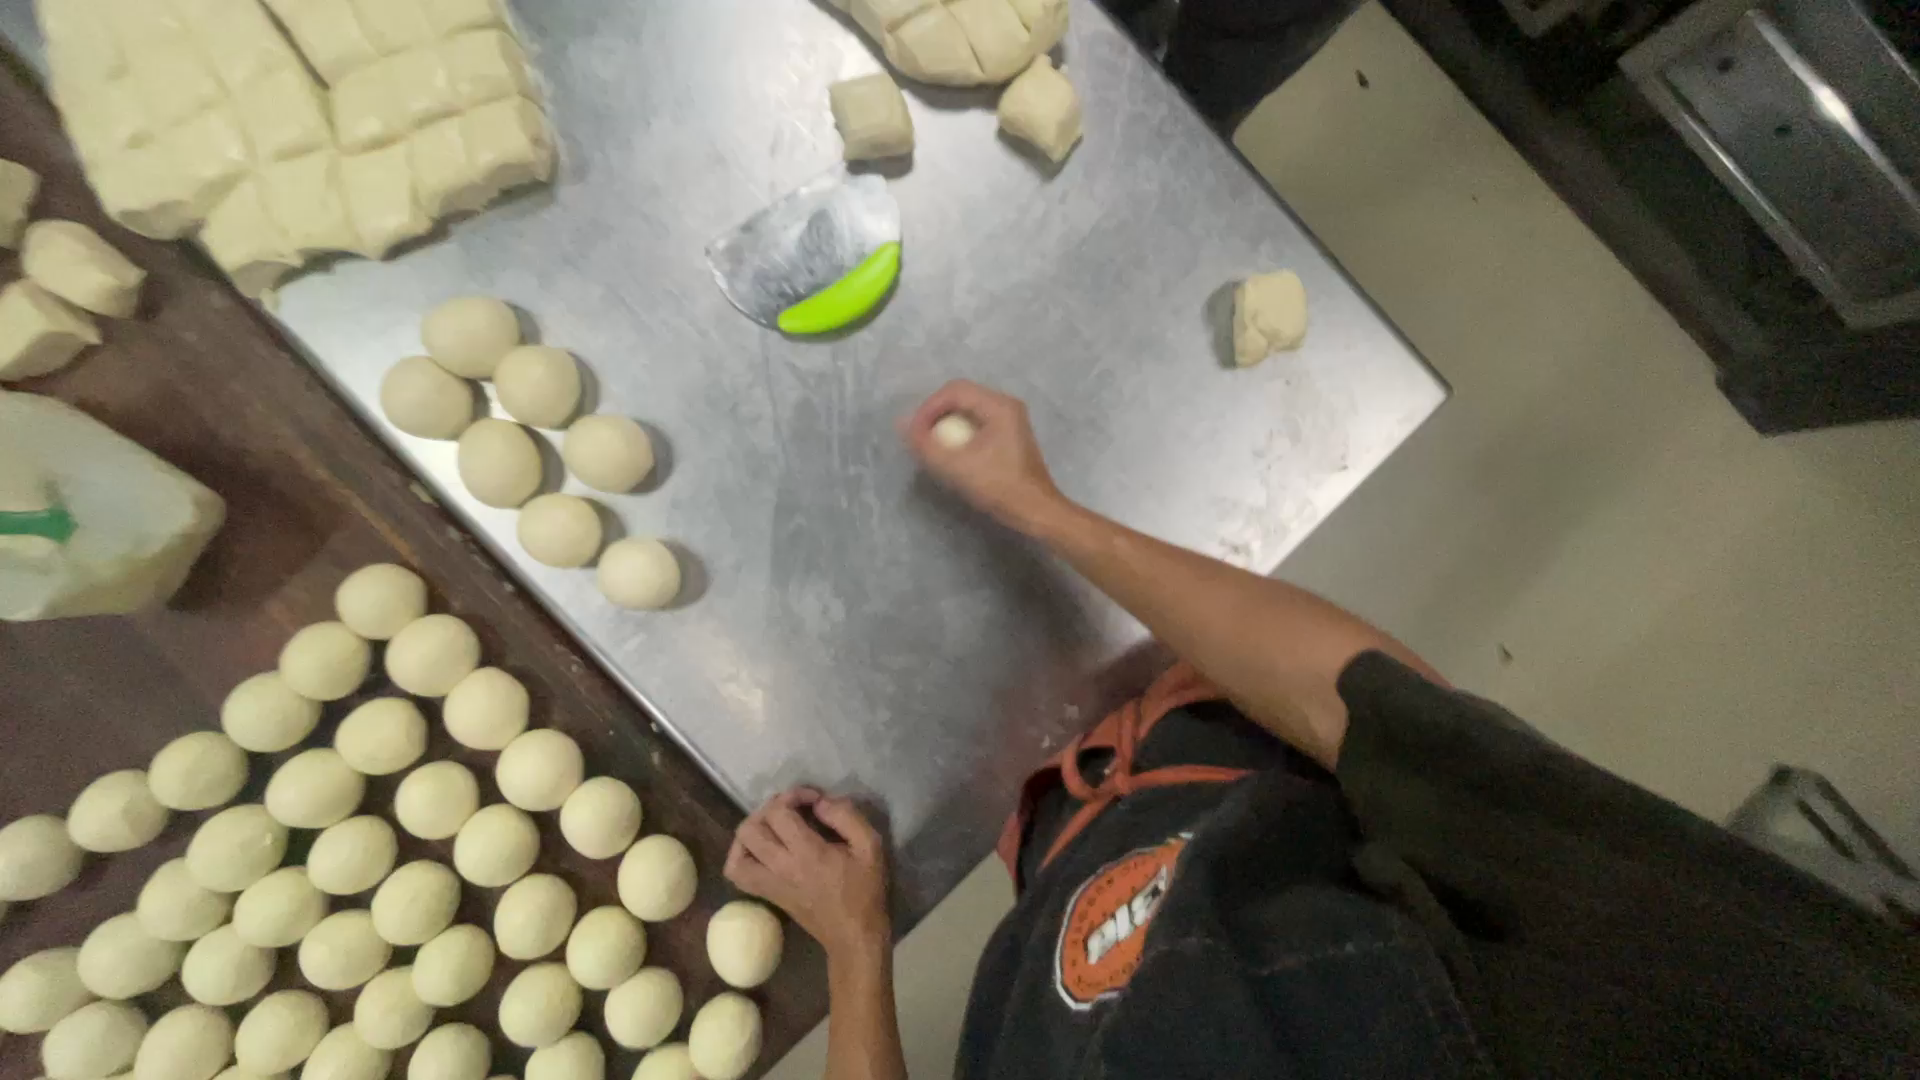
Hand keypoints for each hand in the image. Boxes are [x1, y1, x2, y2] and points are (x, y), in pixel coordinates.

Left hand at [724, 787, 890, 960]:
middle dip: (770, 808)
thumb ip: (845, 816)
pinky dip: (742, 854)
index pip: (780, 814)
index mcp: (807, 854)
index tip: (815, 799)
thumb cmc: (865, 890)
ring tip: (775, 824)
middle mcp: (781, 868)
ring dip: (752, 829)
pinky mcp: (767, 895)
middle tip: (793, 808)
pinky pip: (738, 873)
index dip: (794, 795)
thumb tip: (820, 802)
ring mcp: (770, 884)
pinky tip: (762, 847)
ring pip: (738, 851)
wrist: (854, 936)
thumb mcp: (870, 845)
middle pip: (751, 828)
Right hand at [899, 380, 1069, 535]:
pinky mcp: (1009, 436)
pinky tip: (951, 454)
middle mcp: (1006, 406)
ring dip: (946, 425)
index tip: (914, 432)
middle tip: (919, 438)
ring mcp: (1010, 421)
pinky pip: (976, 424)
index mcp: (999, 405)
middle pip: (961, 397)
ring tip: (931, 446)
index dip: (928, 408)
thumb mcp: (957, 467)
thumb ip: (926, 445)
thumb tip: (902, 425)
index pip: (954, 390)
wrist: (1036, 511)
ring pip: (968, 411)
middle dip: (935, 415)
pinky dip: (959, 434)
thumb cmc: (1000, 487)